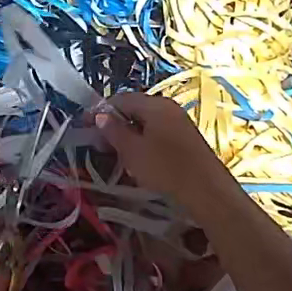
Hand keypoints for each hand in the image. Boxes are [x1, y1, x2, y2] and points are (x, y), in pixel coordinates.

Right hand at [95, 94, 244, 216]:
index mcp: (155, 105)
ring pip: (145, 122)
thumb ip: (114, 131)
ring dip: (127, 134)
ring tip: (115, 153)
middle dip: (113, 123)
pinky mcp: (184, 138)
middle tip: (98, 143)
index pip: (120, 99)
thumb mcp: (132, 151)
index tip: (84, 126)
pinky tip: (137, 158)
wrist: (207, 191)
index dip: (100, 111)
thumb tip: (100, 115)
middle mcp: (168, 107)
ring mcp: (179, 122)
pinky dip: (142, 140)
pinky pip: (156, 132)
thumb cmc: (165, 168)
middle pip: (133, 108)